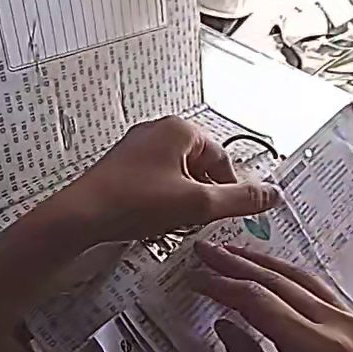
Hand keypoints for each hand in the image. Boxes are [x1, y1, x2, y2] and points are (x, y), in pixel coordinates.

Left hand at [42, 117, 279, 246]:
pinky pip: (155, 181)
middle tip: (198, 219)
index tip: (229, 212)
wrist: (80, 216)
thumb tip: (272, 194)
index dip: (230, 189)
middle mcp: (158, 131)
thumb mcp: (197, 204)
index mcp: (179, 129)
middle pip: (200, 166)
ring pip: (177, 176)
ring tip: (172, 222)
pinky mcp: (122, 166)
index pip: (222, 158)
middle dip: (203, 195)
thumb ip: (239, 200)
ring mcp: (137, 147)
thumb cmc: (132, 202)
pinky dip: (162, 201)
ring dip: (182, 201)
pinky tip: (153, 221)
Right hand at [187, 240, 352, 351]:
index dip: (222, 285)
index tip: (195, 277)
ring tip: (235, 253)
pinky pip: (325, 294)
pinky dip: (293, 280)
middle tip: (206, 250)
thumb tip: (225, 326)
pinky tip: (277, 278)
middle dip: (239, 262)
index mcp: (317, 351)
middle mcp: (341, 326)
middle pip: (280, 281)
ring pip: (305, 280)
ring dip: (266, 264)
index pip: (257, 301)